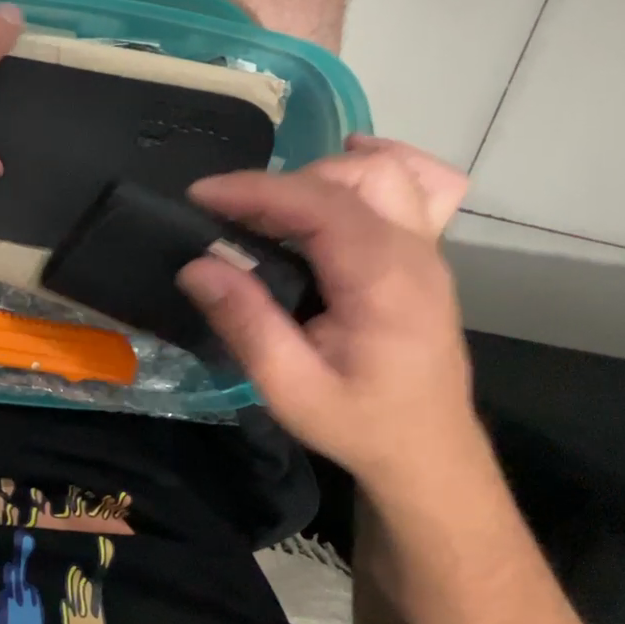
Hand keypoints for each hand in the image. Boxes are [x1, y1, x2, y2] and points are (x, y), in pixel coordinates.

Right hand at [177, 144, 477, 483]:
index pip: (320, 204)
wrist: (428, 454)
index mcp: (383, 281)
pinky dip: (373, 169)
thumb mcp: (289, 388)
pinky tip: (340, 173)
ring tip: (272, 207)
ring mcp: (427, 250)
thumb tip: (197, 265)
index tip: (199, 196)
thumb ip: (246, 323)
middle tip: (231, 218)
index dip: (255, 190)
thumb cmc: (359, 423)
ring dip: (322, 174)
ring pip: (385, 172)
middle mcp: (414, 252)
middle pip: (354, 177)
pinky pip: (414, 186)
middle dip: (283, 183)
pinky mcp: (424, 256)